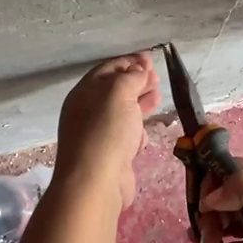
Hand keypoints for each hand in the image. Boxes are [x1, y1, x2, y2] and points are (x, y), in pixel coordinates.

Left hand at [54, 53, 159, 210]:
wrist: (96, 182)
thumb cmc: (106, 131)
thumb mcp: (119, 93)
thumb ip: (131, 77)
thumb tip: (139, 71)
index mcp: (84, 93)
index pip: (107, 70)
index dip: (129, 62)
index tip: (151, 59)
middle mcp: (88, 112)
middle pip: (115, 90)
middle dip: (137, 81)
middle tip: (157, 78)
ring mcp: (99, 135)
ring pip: (123, 113)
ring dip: (141, 104)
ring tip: (158, 97)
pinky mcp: (112, 155)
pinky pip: (127, 136)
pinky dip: (138, 131)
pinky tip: (147, 132)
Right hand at [194, 159, 242, 242]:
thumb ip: (241, 187)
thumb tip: (211, 198)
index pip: (233, 170)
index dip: (213, 180)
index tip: (202, 198)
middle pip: (223, 198)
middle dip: (208, 210)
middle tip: (206, 229)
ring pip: (221, 224)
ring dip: (206, 229)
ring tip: (204, 242)